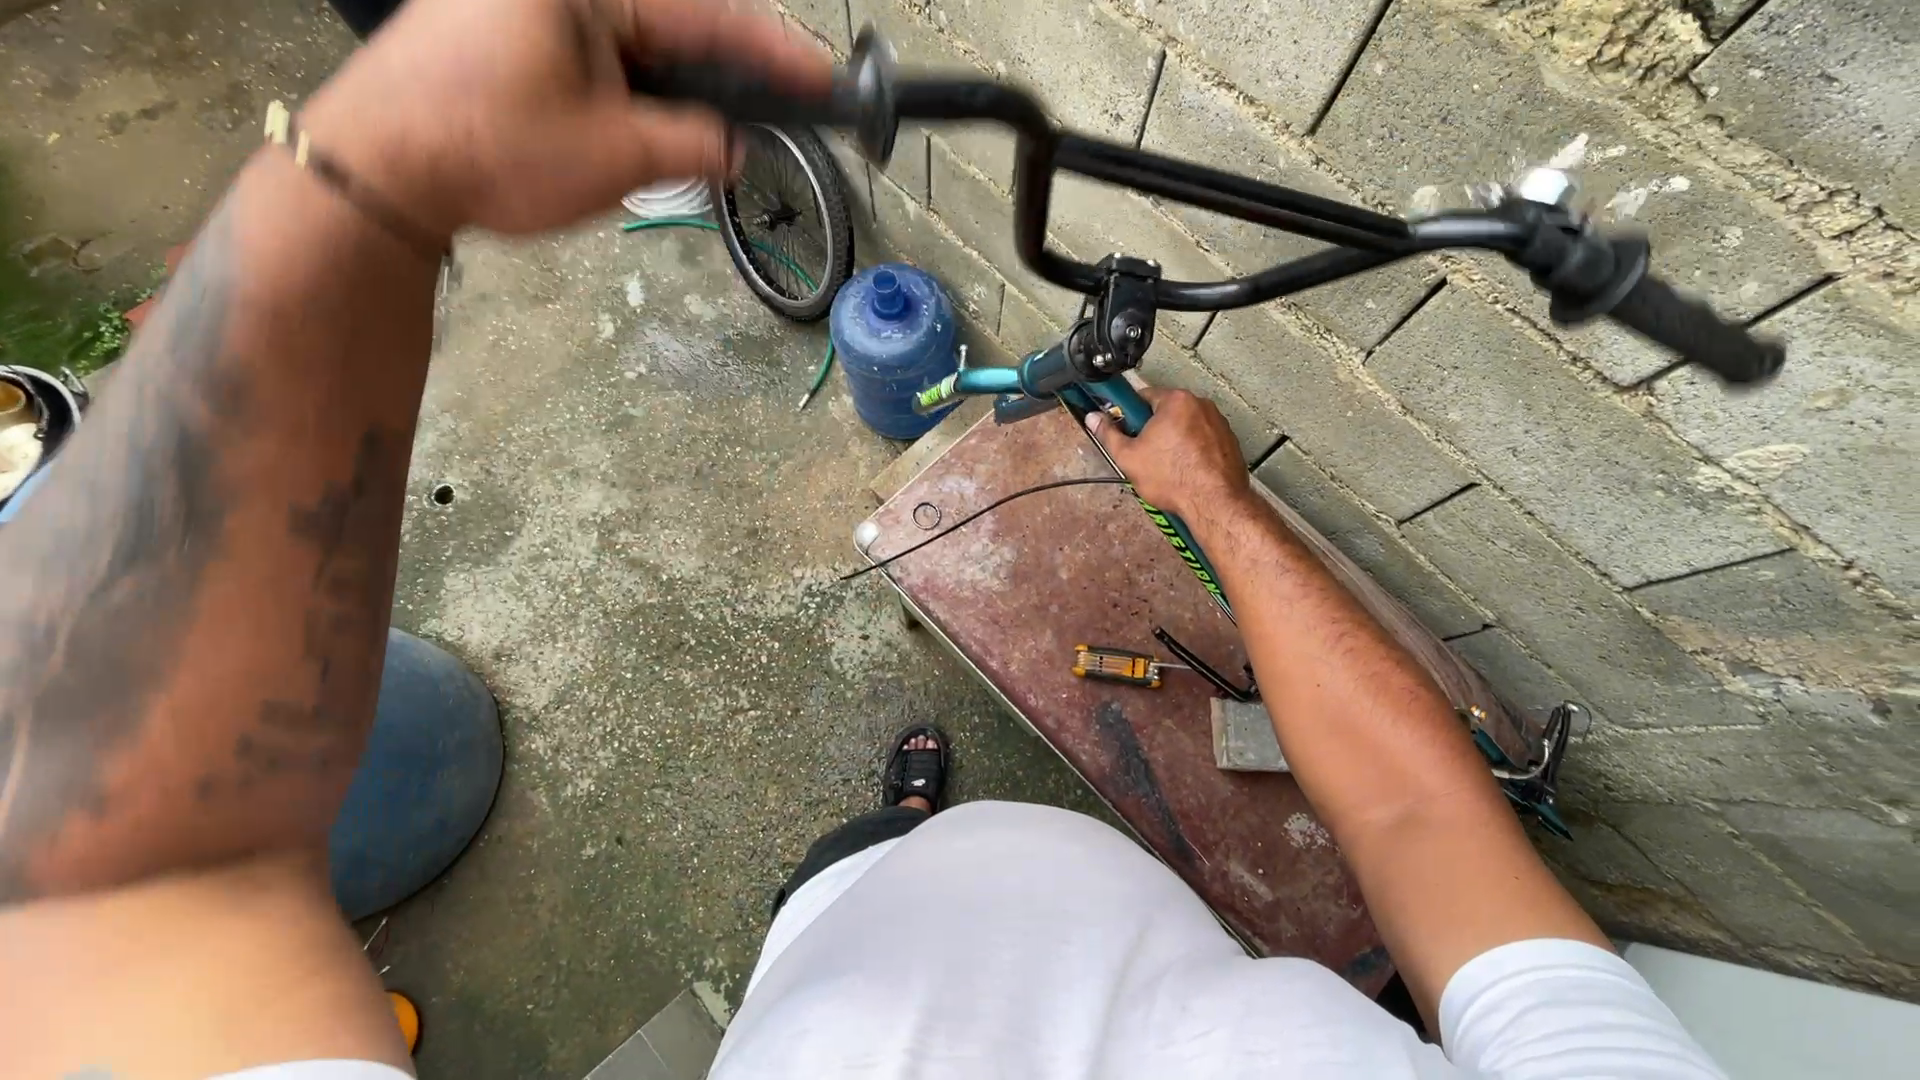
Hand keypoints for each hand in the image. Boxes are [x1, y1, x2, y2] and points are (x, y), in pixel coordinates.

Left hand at [298, 0, 828, 240]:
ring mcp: (527, 8)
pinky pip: (595, 60)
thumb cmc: (495, 151)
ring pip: (634, 50)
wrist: (378, 170)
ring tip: (712, 138)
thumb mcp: (618, 155)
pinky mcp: (507, 35)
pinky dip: (633, 96)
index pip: (706, 19)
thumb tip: (738, 146)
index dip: (774, 55)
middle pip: (670, 30)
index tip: (822, 79)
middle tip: (776, 113)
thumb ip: (694, 143)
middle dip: (724, 78)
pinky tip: (650, 131)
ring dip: (676, 95)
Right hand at [1084, 388, 1251, 521]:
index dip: (1129, 414)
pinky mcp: (1229, 440)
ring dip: (1173, 440)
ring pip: (1185, 425)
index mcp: (1175, 401)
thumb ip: (1108, 434)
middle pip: (1166, 411)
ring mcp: (1218, 422)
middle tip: (1143, 452)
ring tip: (1165, 465)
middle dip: (1152, 429)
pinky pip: (1203, 439)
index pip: (1143, 396)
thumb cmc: (1175, 479)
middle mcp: (1200, 405)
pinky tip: (1184, 469)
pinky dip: (1192, 450)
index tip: (1124, 427)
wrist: (1213, 503)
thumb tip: (1095, 419)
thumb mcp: (1128, 457)